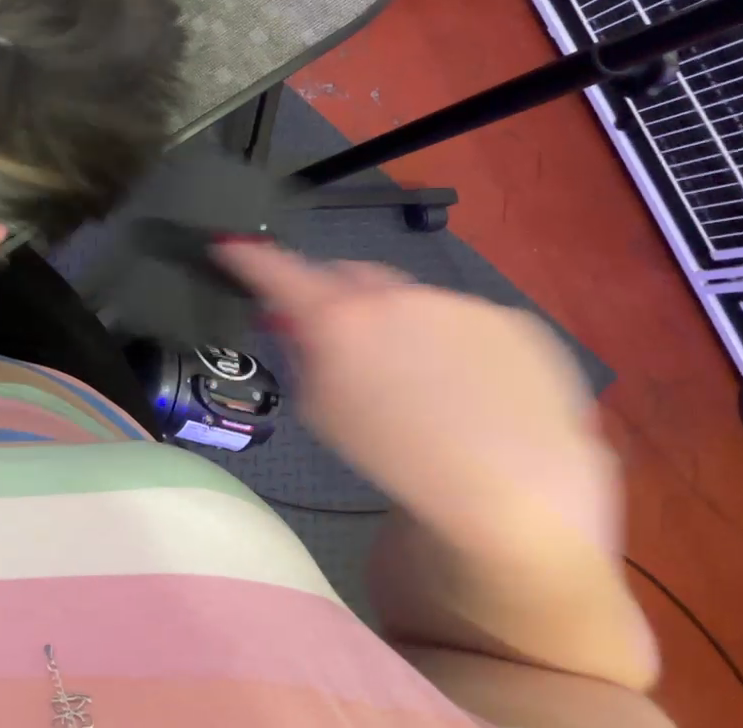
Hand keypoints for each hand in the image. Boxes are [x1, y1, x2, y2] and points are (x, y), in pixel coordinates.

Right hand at [214, 241, 621, 554]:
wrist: (512, 493)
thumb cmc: (392, 458)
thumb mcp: (319, 408)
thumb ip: (302, 351)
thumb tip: (291, 319)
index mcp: (336, 317)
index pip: (274, 268)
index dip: (246, 255)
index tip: (230, 248)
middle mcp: (394, 294)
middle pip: (345, 273)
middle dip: (330, 291)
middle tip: (331, 329)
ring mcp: (458, 302)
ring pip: (406, 296)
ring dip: (393, 316)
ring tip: (411, 370)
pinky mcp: (512, 320)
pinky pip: (460, 316)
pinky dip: (447, 335)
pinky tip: (461, 380)